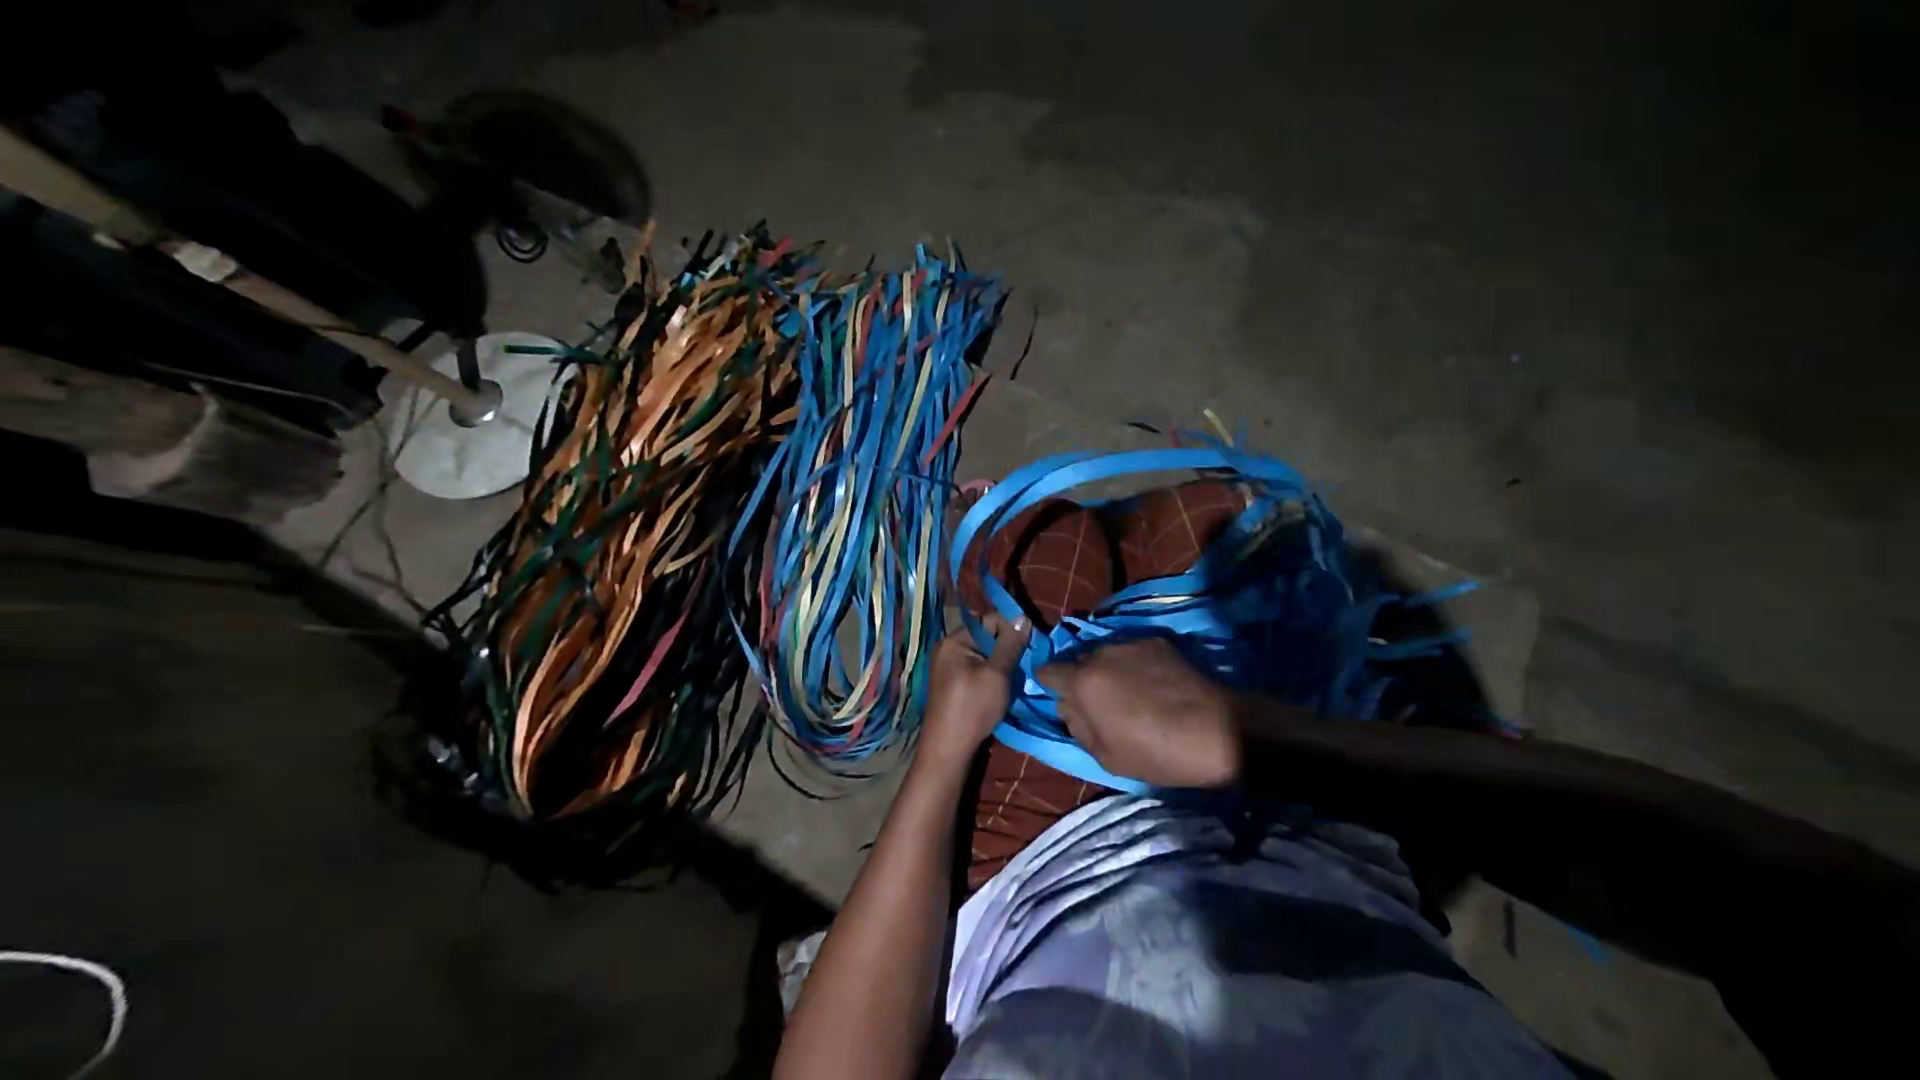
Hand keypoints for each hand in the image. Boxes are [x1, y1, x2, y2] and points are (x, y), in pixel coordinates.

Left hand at [918, 616, 1030, 769]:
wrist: (949, 749)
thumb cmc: (973, 708)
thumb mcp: (997, 674)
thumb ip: (1010, 644)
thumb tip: (1021, 616)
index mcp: (953, 640)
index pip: (988, 619)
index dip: (1010, 628)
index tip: (1030, 644)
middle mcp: (947, 648)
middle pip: (985, 636)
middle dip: (1006, 647)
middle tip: (1024, 663)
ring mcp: (947, 667)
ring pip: (982, 654)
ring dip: (1000, 663)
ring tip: (1015, 677)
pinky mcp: (952, 684)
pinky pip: (976, 669)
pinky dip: (990, 674)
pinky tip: (1001, 687)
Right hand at [1037, 638, 1240, 787]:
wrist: (1218, 731)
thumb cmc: (1157, 753)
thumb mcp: (1105, 756)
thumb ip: (1077, 725)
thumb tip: (1068, 705)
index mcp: (1082, 682)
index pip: (1046, 670)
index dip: (1050, 684)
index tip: (1064, 698)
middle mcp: (1100, 653)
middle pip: (1078, 661)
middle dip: (1083, 678)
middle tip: (1102, 702)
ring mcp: (1130, 643)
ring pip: (1106, 654)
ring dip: (1109, 669)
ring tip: (1131, 691)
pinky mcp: (1157, 640)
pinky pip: (1132, 651)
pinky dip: (1135, 664)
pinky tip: (1154, 683)